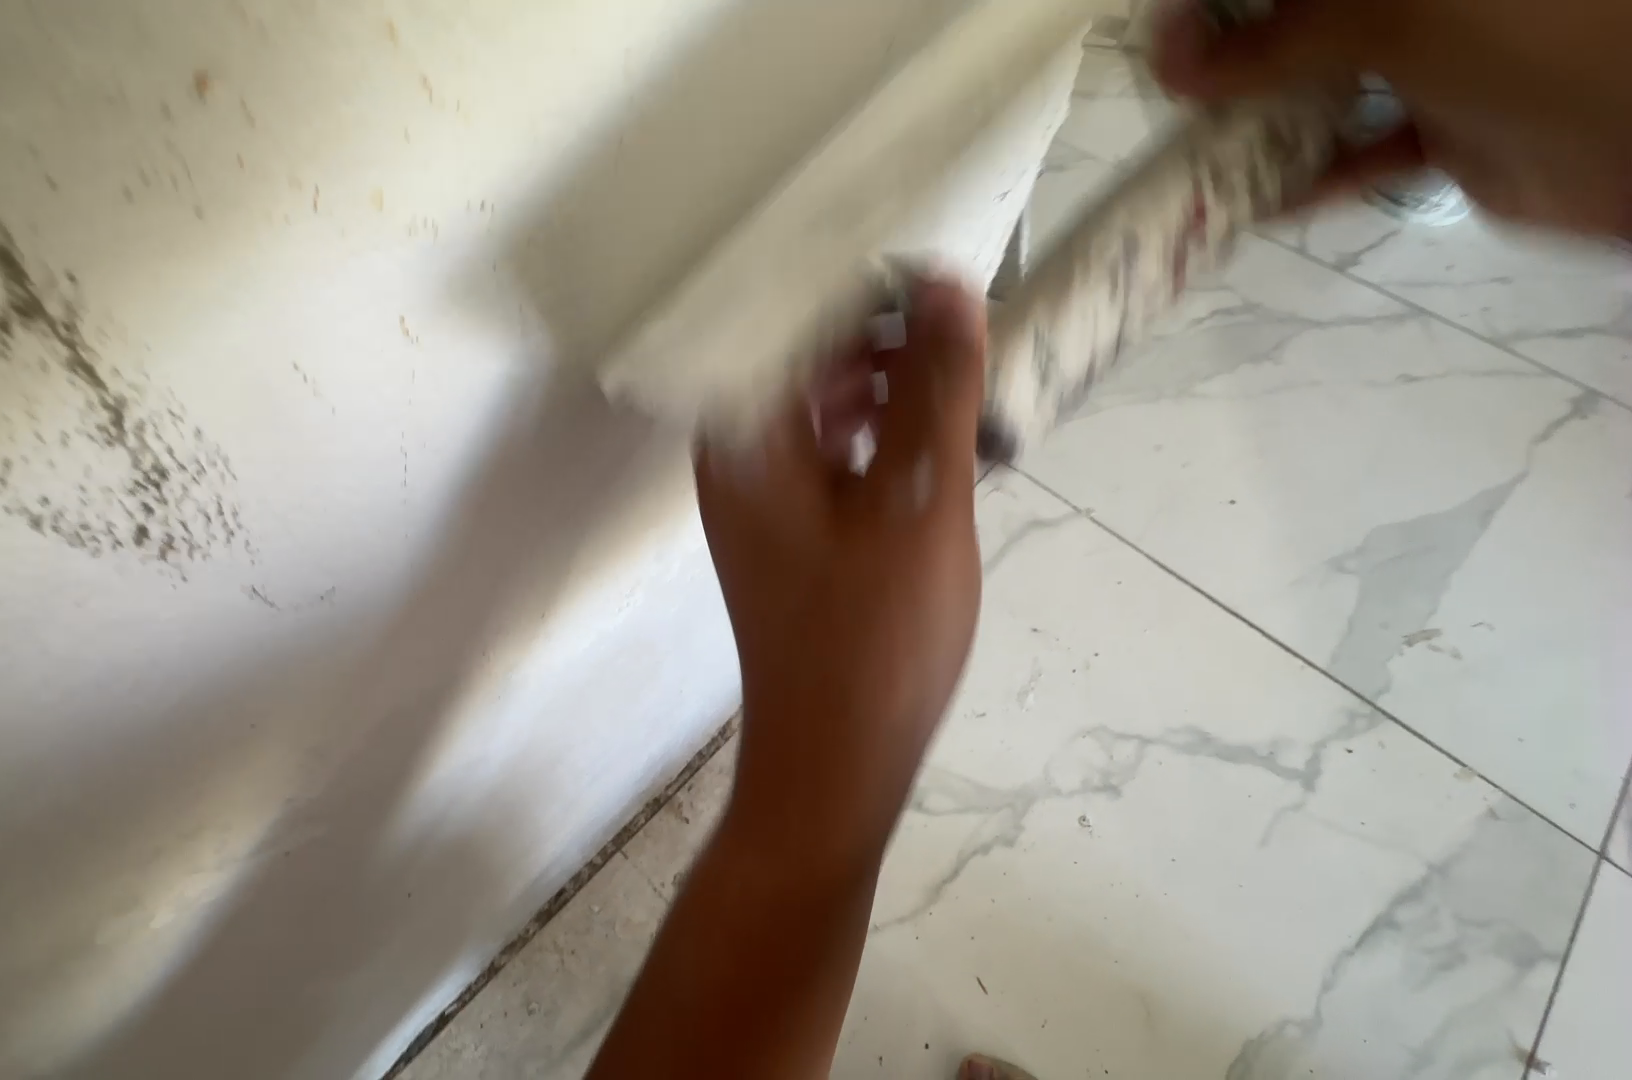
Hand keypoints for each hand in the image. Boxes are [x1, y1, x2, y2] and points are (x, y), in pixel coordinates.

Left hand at [695, 278, 986, 856]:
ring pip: (816, 408)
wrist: (835, 761)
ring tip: (951, 377)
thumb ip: (934, 389)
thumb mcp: (920, 501)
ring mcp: (757, 499)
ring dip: (878, 383)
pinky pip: (826, 456)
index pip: (778, 316)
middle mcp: (733, 457)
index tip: (923, 267)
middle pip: (794, 360)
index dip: (849, 282)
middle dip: (871, 333)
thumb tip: (947, 286)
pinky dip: (873, 435)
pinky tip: (927, 441)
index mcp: (743, 437)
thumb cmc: (874, 639)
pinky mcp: (787, 534)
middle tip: (953, 320)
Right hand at [1153, 0, 1631, 236]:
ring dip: (1266, 121)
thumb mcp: (1395, 16)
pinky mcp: (1452, 124)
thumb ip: (1277, 38)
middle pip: (1313, 21)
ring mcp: (1452, 55)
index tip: (1177, 32)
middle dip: (1243, 56)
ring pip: (1334, 83)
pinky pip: (1365, 150)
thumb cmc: (1534, 37)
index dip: (1234, 1)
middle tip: (1182, 91)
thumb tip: (1170, 57)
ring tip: (1205, 148)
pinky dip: (1311, 180)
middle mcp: (1437, 0)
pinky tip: (1262, 203)